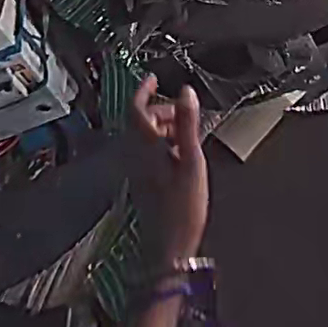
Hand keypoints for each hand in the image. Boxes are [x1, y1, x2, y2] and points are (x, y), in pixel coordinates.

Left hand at [130, 75, 208, 265]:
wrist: (169, 248)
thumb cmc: (182, 207)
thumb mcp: (192, 160)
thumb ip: (188, 124)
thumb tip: (186, 92)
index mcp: (145, 146)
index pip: (135, 108)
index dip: (142, 89)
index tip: (153, 78)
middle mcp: (135, 155)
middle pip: (141, 121)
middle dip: (160, 109)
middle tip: (183, 112)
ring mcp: (136, 169)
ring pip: (144, 136)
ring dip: (162, 126)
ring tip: (186, 134)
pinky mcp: (142, 181)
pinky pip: (147, 151)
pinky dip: (162, 143)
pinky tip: (180, 154)